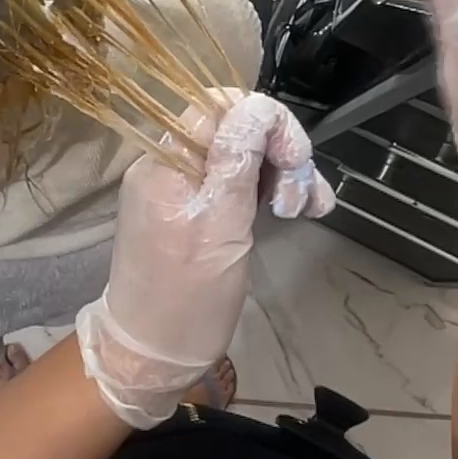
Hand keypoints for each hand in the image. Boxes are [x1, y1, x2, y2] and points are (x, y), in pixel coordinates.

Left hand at [79, 90, 333, 428]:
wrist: (150, 352)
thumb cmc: (186, 297)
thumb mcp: (219, 225)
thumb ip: (235, 160)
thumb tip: (253, 105)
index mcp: (165, 164)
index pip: (219, 107)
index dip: (266, 121)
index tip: (294, 162)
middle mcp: (166, 167)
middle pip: (233, 130)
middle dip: (280, 152)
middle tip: (302, 200)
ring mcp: (177, 191)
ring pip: (239, 157)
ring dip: (281, 174)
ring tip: (307, 210)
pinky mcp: (189, 213)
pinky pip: (229, 184)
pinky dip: (263, 193)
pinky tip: (294, 212)